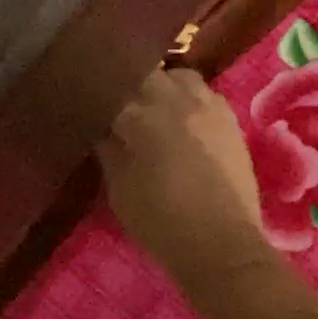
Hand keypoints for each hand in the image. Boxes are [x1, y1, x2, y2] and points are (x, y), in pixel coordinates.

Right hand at [95, 69, 269, 280]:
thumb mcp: (120, 189)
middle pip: (143, 73)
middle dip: (128, 85)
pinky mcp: (229, 118)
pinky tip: (185, 121)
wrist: (221, 245)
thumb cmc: (161, 223)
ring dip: (163, 86)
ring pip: (178, 76)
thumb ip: (108, 149)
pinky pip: (205, 93)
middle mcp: (174, 100)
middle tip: (120, 106)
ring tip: (156, 109)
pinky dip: (190, 99)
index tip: (88, 101)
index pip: (110, 89)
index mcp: (140, 117)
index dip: (97, 94)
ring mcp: (206, 106)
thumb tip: (101, 127)